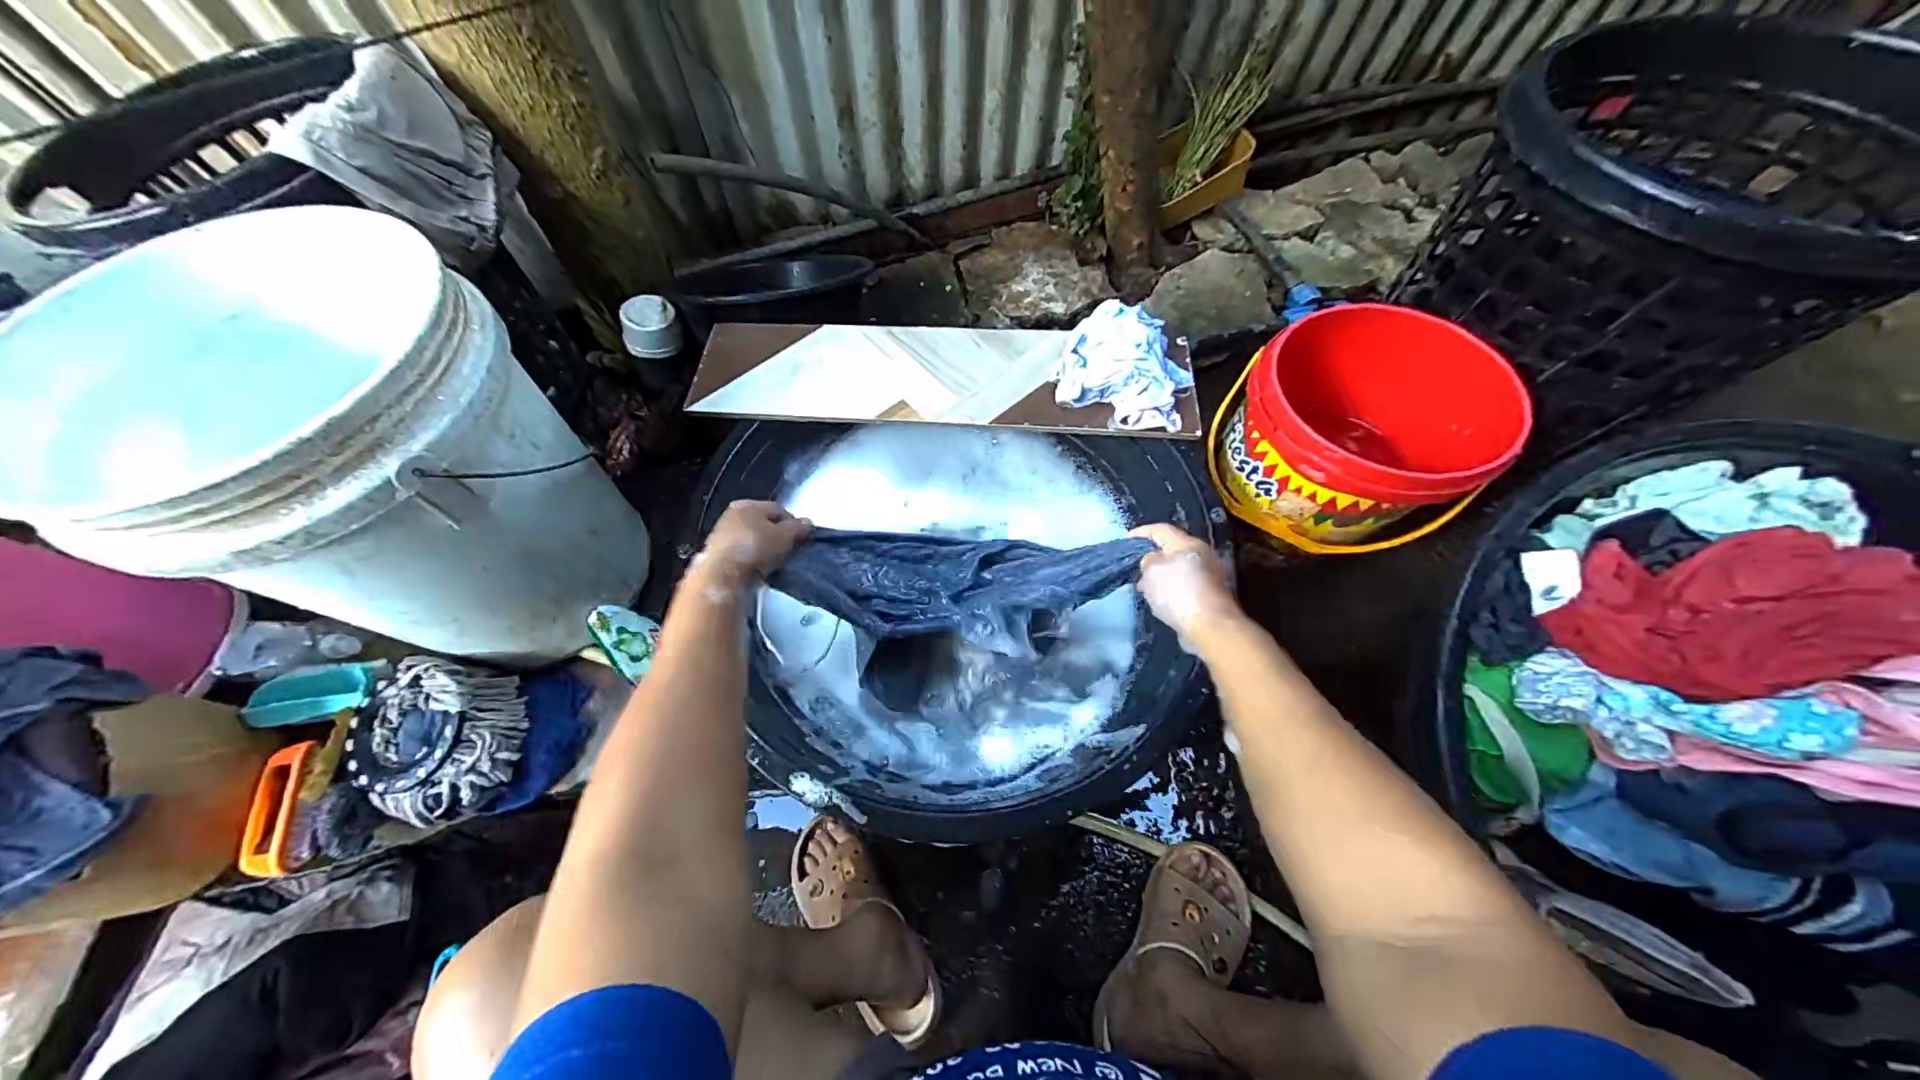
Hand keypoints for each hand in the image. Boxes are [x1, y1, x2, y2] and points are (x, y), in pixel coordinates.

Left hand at [691, 500, 810, 589]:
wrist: (723, 575)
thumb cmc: (756, 549)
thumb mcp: (785, 537)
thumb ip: (798, 528)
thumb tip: (807, 523)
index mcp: (748, 504)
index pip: (778, 509)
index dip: (793, 523)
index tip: (801, 538)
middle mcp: (731, 514)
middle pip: (763, 523)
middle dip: (777, 535)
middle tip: (788, 550)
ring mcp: (721, 533)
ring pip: (752, 538)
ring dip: (763, 547)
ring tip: (774, 562)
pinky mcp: (715, 553)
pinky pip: (742, 552)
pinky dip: (751, 558)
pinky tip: (758, 568)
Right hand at [1130, 523, 1243, 641]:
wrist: (1211, 626)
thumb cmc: (1179, 593)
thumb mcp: (1152, 571)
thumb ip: (1148, 560)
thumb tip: (1152, 560)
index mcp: (1189, 544)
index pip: (1162, 530)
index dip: (1143, 532)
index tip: (1128, 538)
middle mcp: (1203, 555)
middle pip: (1172, 549)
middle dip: (1152, 557)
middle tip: (1135, 566)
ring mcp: (1210, 576)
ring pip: (1178, 569)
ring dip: (1161, 575)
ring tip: (1145, 587)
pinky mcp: (1211, 595)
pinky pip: (1185, 585)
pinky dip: (1171, 588)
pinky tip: (1161, 599)